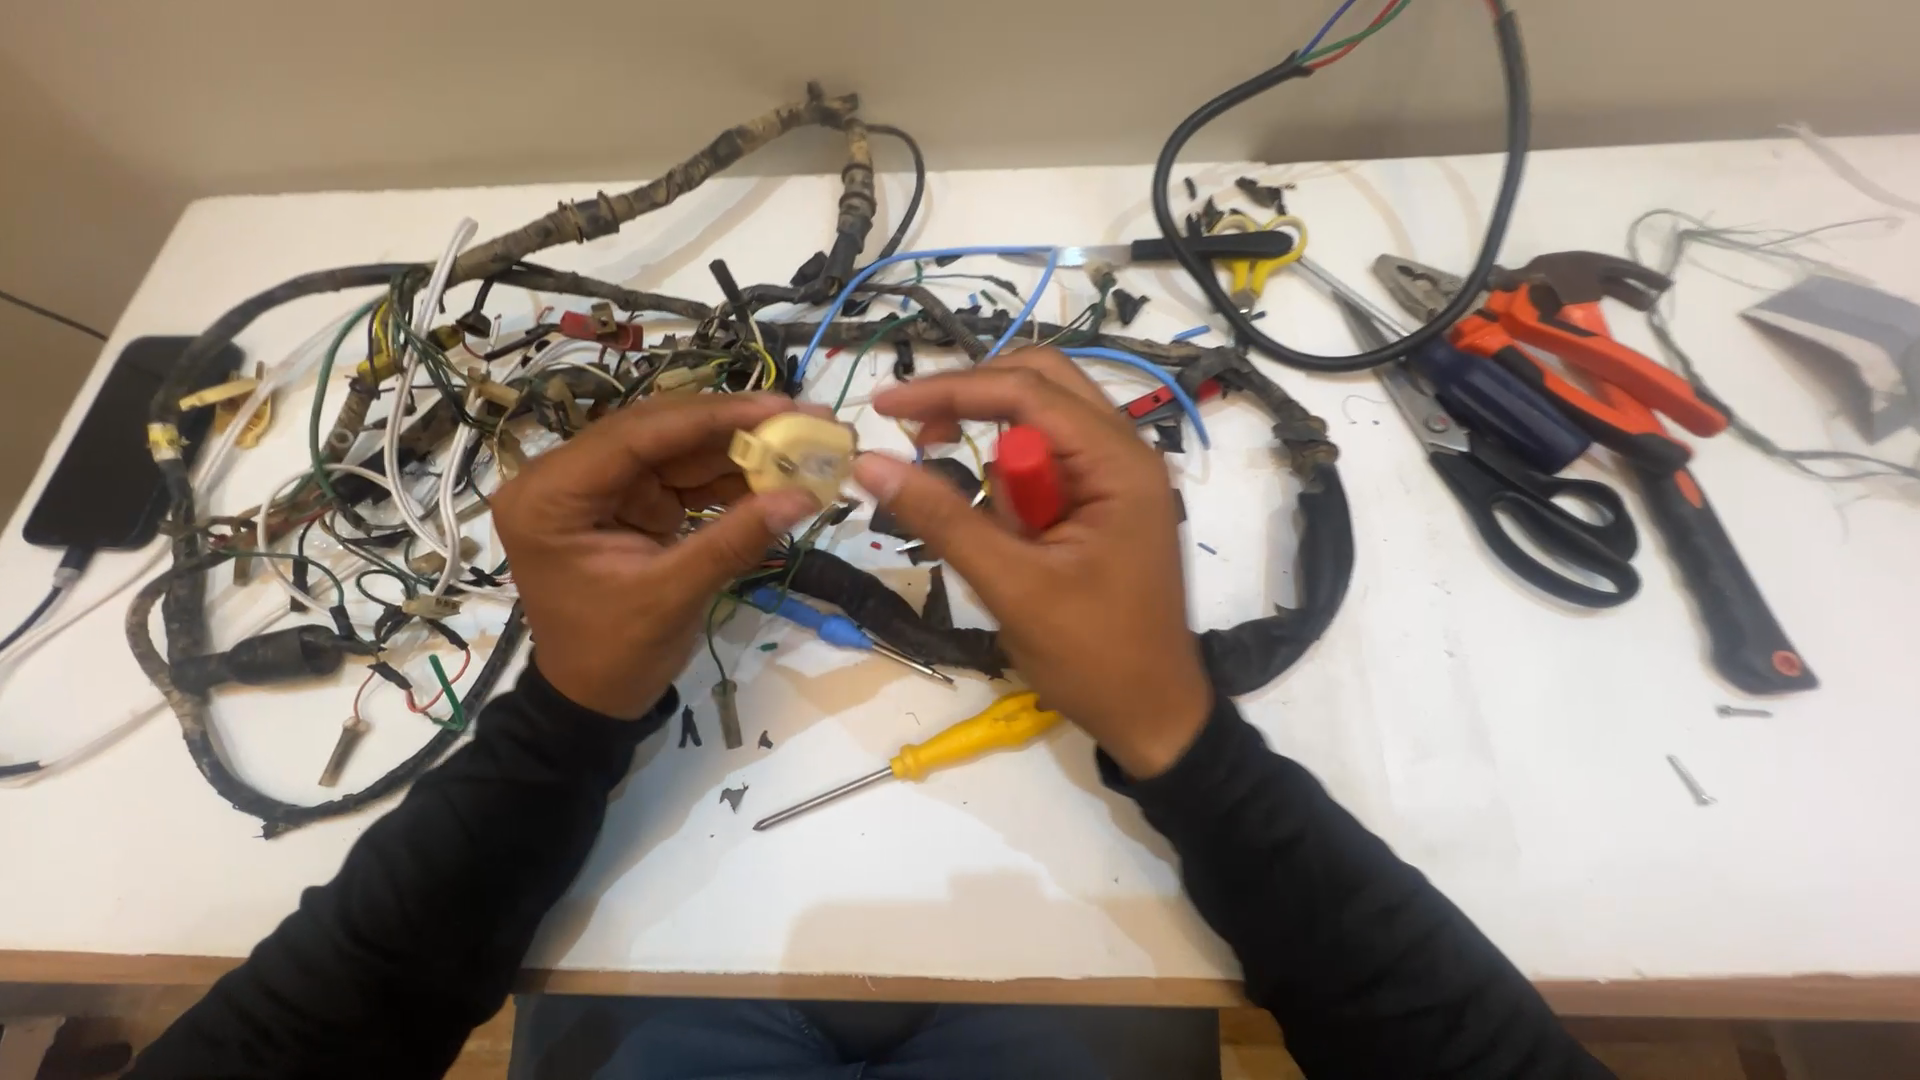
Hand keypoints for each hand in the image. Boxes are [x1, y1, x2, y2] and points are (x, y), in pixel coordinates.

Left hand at [491, 394, 820, 718]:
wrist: (594, 698)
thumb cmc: (614, 655)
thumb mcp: (674, 596)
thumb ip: (735, 540)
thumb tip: (804, 496)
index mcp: (551, 496)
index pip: (636, 436)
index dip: (711, 418)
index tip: (778, 408)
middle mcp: (569, 478)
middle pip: (660, 433)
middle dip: (733, 426)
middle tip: (802, 416)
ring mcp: (603, 489)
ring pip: (679, 450)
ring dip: (740, 448)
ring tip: (802, 440)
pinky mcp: (631, 504)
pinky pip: (686, 478)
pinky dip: (732, 478)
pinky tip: (777, 473)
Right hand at [853, 350, 1209, 776]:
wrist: (1153, 716)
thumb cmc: (1093, 657)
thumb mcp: (1012, 586)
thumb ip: (943, 519)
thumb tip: (870, 463)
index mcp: (1119, 462)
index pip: (1027, 391)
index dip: (950, 390)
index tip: (885, 409)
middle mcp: (1126, 453)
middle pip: (1039, 389)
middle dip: (973, 407)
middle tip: (921, 440)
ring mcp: (1119, 479)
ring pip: (1041, 429)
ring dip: (999, 465)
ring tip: (998, 540)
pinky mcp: (1106, 505)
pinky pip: (1049, 470)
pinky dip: (1014, 490)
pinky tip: (1014, 544)